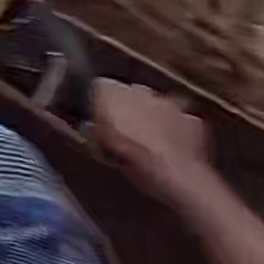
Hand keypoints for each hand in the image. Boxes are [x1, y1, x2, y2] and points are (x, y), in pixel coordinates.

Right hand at [93, 79, 210, 196]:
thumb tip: (71, 117)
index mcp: (110, 89)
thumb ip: (84, 122)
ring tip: (148, 139)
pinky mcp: (193, 120)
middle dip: (125, 106)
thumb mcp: (94, 140)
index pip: (96, 86)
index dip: (96, 103)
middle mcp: (138, 88)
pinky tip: (172, 145)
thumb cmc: (128, 156)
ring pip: (153, 105)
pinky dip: (175, 128)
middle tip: (121, 130)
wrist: (177, 177)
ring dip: (150, 115)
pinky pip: (180, 120)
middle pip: (126, 93)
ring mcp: (169, 103)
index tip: (96, 119)